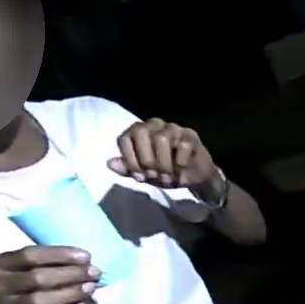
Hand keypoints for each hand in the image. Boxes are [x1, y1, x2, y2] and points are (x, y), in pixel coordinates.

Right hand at [0, 245, 99, 303]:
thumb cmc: (25, 290)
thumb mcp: (27, 271)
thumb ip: (50, 264)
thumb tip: (86, 261)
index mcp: (1, 264)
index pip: (30, 255)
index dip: (60, 255)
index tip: (87, 256)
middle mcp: (0, 285)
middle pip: (38, 277)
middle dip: (71, 274)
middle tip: (95, 272)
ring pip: (40, 300)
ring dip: (70, 293)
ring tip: (91, 287)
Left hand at [108, 119, 225, 204]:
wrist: (195, 178)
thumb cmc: (168, 173)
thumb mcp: (146, 175)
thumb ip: (128, 169)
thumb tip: (109, 164)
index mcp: (140, 132)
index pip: (125, 138)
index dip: (130, 159)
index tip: (139, 177)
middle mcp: (155, 125)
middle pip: (141, 131)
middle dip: (146, 159)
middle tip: (154, 175)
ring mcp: (174, 128)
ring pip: (161, 138)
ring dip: (164, 162)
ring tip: (168, 176)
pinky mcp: (191, 135)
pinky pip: (183, 145)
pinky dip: (180, 161)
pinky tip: (182, 169)